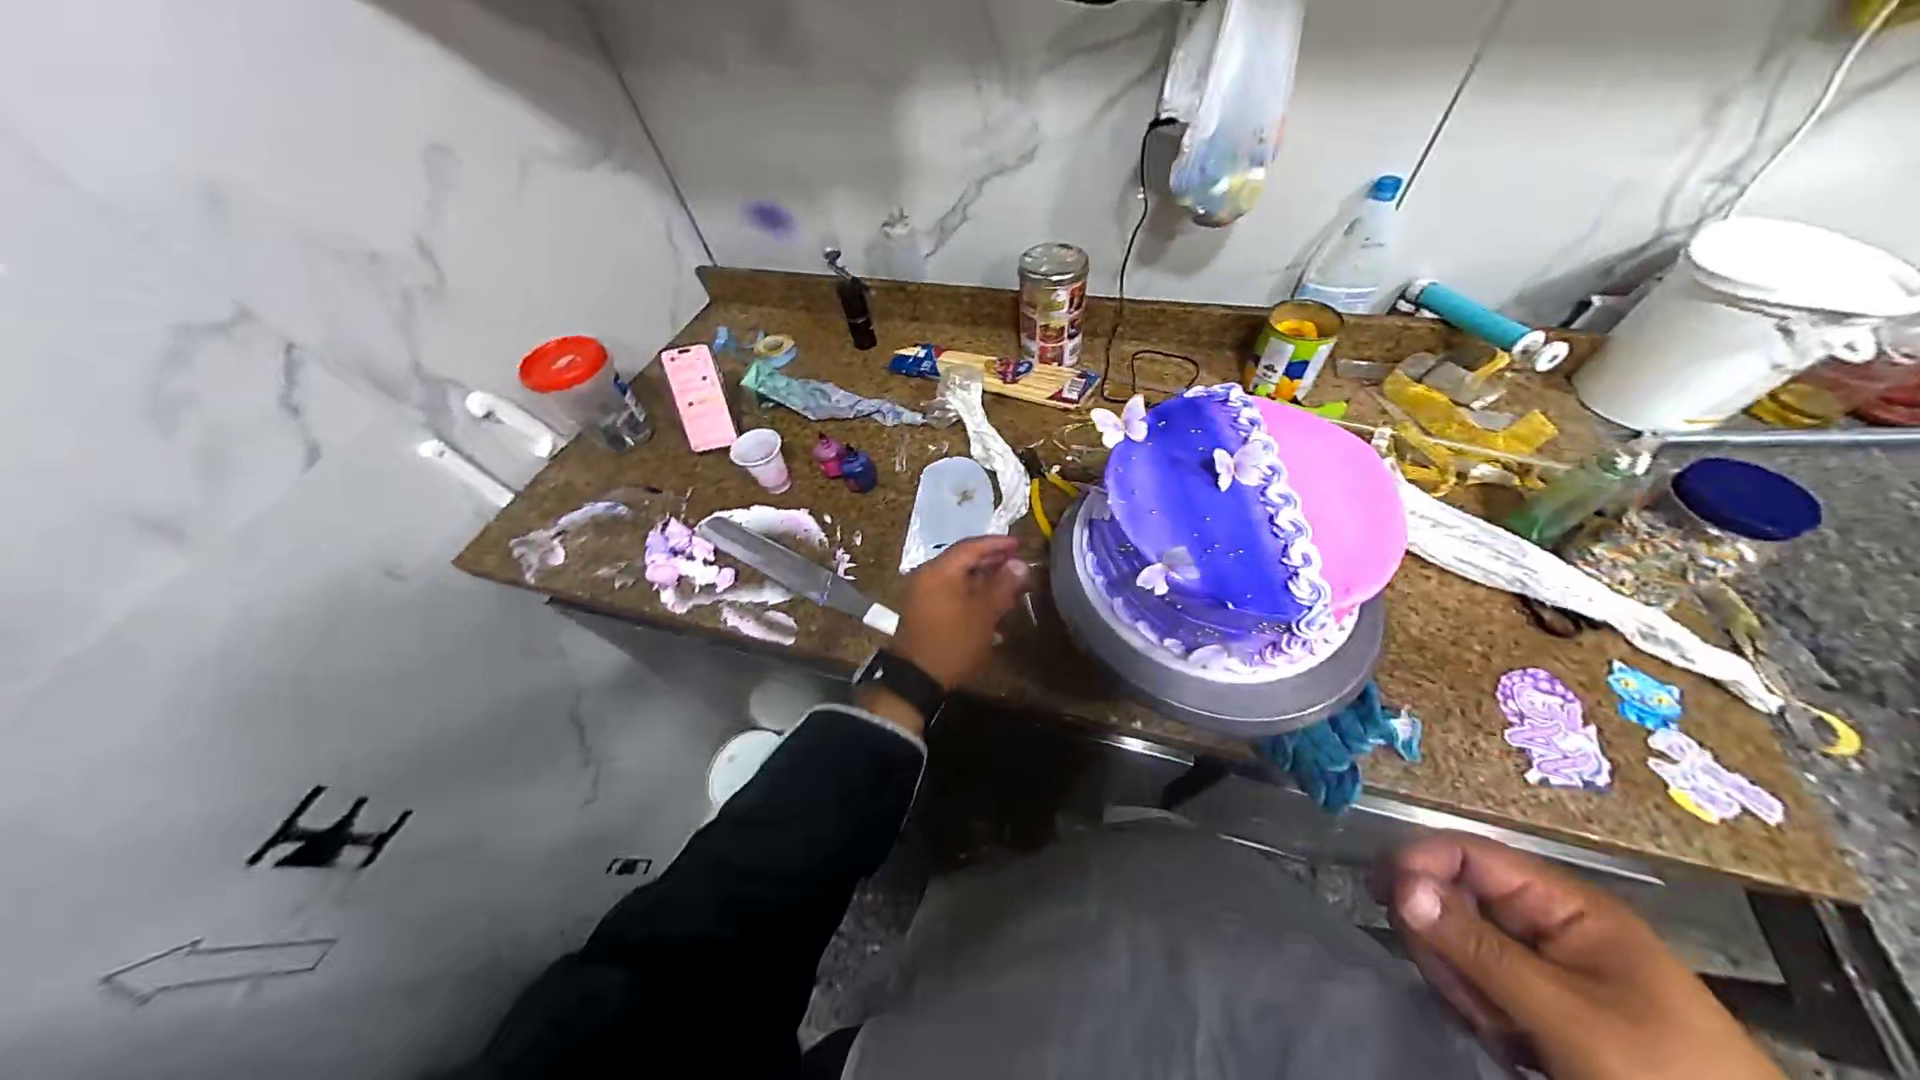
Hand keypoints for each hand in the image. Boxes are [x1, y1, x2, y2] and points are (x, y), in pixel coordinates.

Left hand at [892, 536, 1029, 690]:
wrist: (917, 678)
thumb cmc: (954, 643)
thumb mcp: (984, 614)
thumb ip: (1003, 585)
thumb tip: (1020, 564)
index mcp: (939, 571)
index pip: (970, 547)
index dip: (997, 544)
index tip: (1019, 545)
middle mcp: (927, 576)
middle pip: (963, 560)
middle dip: (992, 562)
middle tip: (1017, 565)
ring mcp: (922, 593)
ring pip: (958, 577)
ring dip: (984, 580)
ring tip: (1010, 587)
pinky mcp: (923, 610)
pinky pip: (951, 591)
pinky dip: (971, 593)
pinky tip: (990, 605)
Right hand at [1376, 832, 1783, 1079]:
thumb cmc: (1661, 1072)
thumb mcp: (1566, 1012)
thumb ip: (1477, 947)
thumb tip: (1398, 884)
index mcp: (1564, 903)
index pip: (1468, 853)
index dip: (1419, 862)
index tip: (1381, 895)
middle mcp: (1547, 920)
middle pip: (1454, 896)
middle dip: (1443, 940)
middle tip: (1465, 994)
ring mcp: (1541, 960)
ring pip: (1457, 940)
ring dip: (1460, 980)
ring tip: (1499, 1028)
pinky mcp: (1536, 997)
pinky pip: (1475, 977)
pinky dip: (1475, 1003)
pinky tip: (1503, 1036)